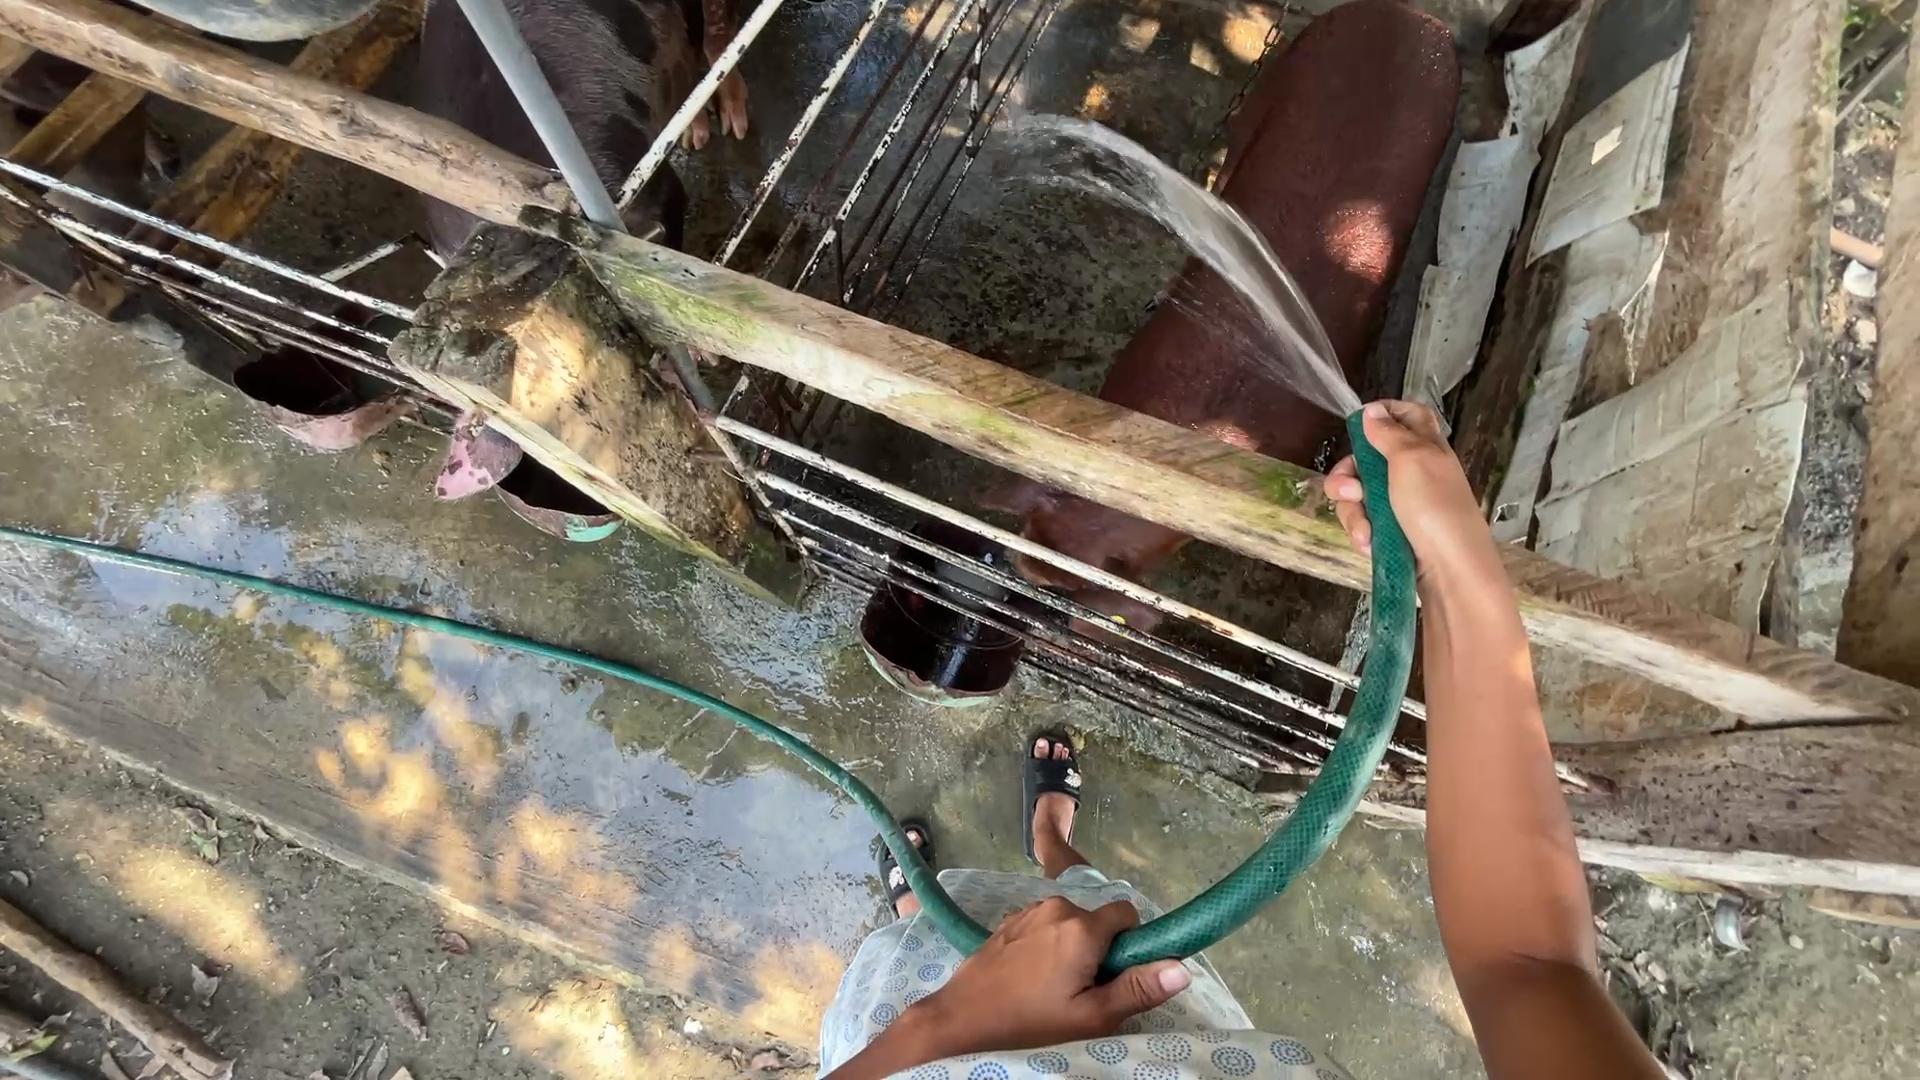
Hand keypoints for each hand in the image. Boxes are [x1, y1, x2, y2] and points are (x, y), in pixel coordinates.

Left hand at [826, 898, 1190, 1076]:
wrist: (964, 1018)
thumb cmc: (1031, 1023)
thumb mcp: (1091, 1017)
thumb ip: (1137, 989)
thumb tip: (1182, 967)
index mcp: (1081, 926)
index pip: (1127, 912)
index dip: (1131, 943)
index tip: (1118, 974)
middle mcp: (1057, 905)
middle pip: (1097, 920)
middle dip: (1100, 950)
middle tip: (1083, 991)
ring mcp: (1030, 909)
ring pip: (1071, 922)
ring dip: (1073, 948)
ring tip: (1054, 987)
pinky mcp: (1011, 919)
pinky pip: (1045, 924)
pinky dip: (1048, 945)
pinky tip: (1032, 977)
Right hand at [1325, 400, 1496, 580]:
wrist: (1449, 569)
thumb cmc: (1434, 509)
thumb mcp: (1411, 461)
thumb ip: (1389, 434)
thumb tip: (1371, 410)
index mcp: (1423, 448)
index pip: (1408, 416)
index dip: (1385, 413)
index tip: (1360, 424)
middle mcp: (1410, 472)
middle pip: (1365, 459)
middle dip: (1347, 476)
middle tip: (1349, 491)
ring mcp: (1398, 503)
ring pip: (1356, 494)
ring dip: (1352, 512)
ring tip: (1363, 531)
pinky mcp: (1389, 529)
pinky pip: (1361, 521)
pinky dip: (1360, 531)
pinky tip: (1368, 543)